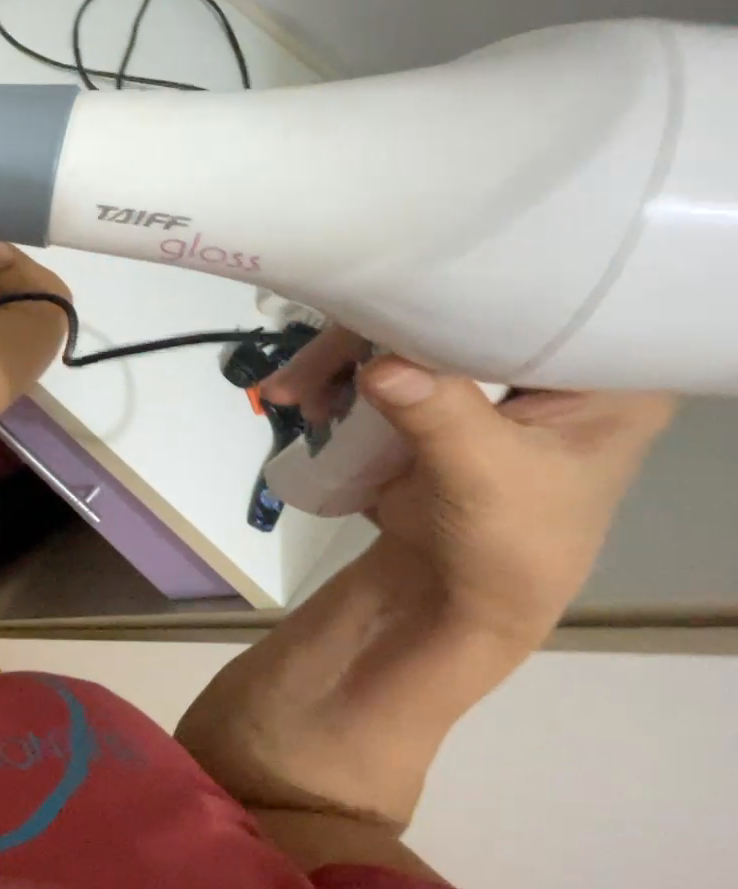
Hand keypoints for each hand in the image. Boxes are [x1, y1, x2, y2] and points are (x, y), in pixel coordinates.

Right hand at [278, 332, 674, 641]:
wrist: (457, 597)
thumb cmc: (508, 546)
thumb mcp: (484, 480)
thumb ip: (441, 418)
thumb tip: (378, 366)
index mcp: (599, 376)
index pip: (531, 305)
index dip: (462, 293)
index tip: (388, 291)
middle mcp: (543, 365)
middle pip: (446, 318)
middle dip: (366, 338)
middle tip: (305, 372)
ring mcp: (480, 382)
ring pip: (398, 340)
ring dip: (335, 362)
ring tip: (289, 396)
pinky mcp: (430, 400)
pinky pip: (374, 368)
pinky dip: (332, 380)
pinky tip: (302, 401)